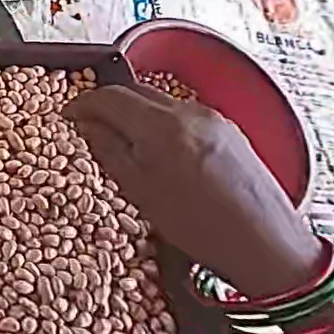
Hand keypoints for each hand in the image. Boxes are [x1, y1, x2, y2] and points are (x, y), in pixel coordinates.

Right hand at [63, 83, 323, 297]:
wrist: (267, 242)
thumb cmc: (196, 224)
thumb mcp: (137, 189)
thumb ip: (107, 149)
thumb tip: (85, 124)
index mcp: (160, 126)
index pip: (109, 97)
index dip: (82, 103)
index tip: (67, 116)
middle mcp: (187, 111)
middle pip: (134, 90)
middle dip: (106, 103)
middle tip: (87, 124)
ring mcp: (212, 116)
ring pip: (157, 99)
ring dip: (131, 110)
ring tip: (118, 137)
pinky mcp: (228, 128)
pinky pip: (180, 112)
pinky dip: (157, 119)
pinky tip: (153, 145)